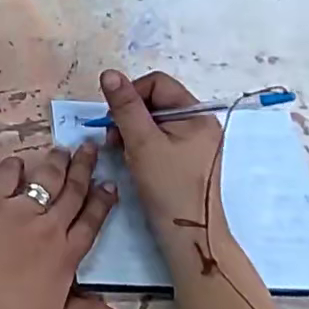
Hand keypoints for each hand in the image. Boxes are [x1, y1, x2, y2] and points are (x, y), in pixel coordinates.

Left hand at [0, 147, 121, 308]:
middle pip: (73, 192)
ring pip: (46, 179)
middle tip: (92, 148)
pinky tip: (18, 161)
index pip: (91, 223)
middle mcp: (48, 227)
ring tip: (64, 148)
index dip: (102, 202)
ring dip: (57, 162)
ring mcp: (20, 210)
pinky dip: (14, 166)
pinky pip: (7, 176)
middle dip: (85, 168)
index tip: (111, 184)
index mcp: (65, 256)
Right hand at [100, 69, 226, 232]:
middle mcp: (199, 123)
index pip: (157, 84)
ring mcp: (194, 142)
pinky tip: (132, 158)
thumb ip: (125, 106)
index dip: (131, 94)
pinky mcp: (186, 158)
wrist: (188, 234)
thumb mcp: (141, 142)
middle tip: (114, 138)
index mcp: (196, 115)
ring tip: (120, 150)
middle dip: (129, 114)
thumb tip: (109, 73)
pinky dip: (141, 143)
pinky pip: (159, 137)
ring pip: (154, 120)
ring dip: (131, 129)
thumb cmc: (167, 185)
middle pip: (155, 100)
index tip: (115, 118)